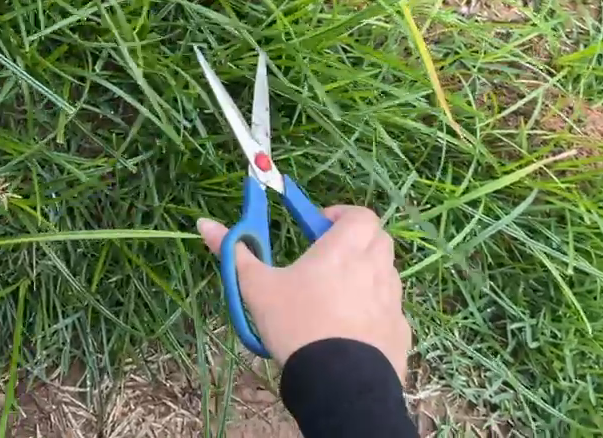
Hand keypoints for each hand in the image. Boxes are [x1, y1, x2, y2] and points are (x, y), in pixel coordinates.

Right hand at [197, 206, 410, 376]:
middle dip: (355, 238)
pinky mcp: (400, 334)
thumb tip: (203, 223)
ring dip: (367, 270)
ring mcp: (391, 303)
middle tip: (327, 252)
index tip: (319, 225)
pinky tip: (351, 325)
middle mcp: (373, 270)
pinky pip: (391, 309)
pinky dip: (375, 306)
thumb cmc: (296, 324)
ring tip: (337, 289)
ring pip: (387, 272)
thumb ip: (233, 252)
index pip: (361, 215)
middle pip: (378, 239)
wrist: (339, 387)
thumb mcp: (257, 287)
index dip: (342, 214)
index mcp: (343, 251)